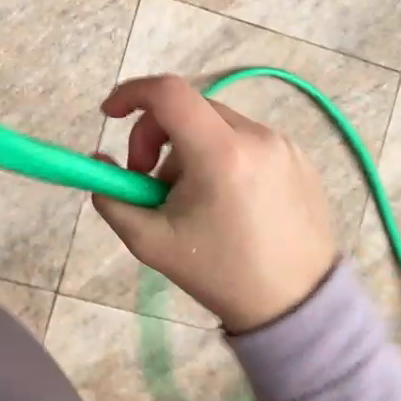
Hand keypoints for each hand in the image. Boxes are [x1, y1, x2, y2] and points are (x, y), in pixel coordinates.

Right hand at [92, 75, 337, 332]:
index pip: (167, 92)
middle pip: (186, 107)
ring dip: (186, 147)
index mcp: (219, 154)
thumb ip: (111, 196)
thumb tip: (100, 161)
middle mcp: (256, 137)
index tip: (109, 115)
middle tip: (146, 177)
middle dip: (153, 134)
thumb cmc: (220, 273)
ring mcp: (283, 146)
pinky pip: (243, 139)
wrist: (300, 308)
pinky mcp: (299, 159)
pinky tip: (223, 199)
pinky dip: (218, 155)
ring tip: (189, 197)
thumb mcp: (148, 241)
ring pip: (214, 124)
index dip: (130, 93)